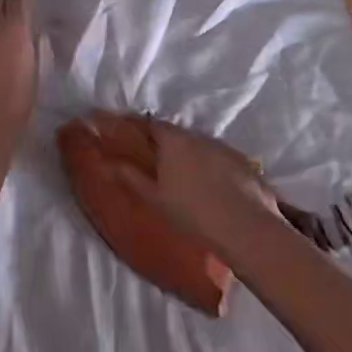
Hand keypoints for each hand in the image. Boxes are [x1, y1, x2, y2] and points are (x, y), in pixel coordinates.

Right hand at [94, 115, 280, 251]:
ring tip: (188, 180)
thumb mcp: (154, 197)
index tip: (137, 141)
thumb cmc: (191, 212)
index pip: (153, 124)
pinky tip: (214, 188)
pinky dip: (212, 168)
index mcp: (173, 141)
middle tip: (161, 166)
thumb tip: (108, 162)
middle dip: (168, 145)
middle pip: (177, 135)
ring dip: (192, 156)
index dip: (143, 131)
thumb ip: (130, 176)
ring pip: (199, 146)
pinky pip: (219, 159)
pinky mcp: (242, 162)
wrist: (243, 227)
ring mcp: (222, 147)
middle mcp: (197, 137)